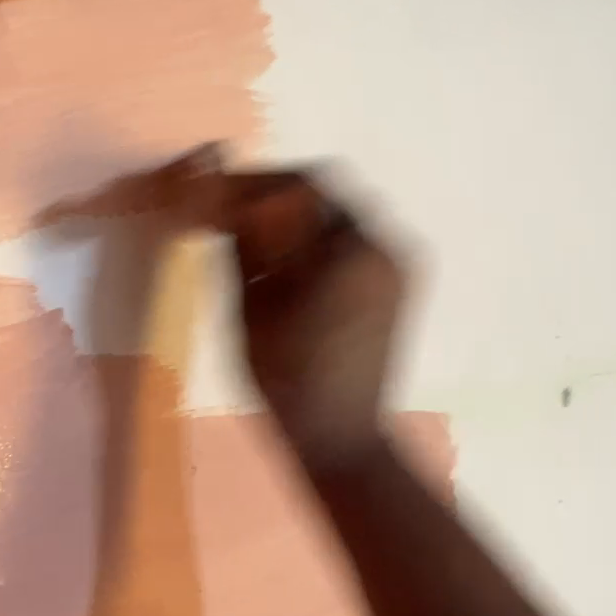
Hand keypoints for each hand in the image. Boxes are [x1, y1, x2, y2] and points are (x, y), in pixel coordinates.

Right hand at [214, 169, 405, 470]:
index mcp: (345, 251)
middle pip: (327, 193)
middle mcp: (383, 246)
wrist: (341, 434)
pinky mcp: (399, 285)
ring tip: (256, 244)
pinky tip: (289, 269)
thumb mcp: (248, 313)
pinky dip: (318, 241)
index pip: (300, 184)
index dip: (254, 181)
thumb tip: (224, 207)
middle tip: (231, 215)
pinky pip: (355, 243)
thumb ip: (242, 251)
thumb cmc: (284, 379)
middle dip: (276, 195)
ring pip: (341, 216)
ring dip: (297, 217)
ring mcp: (397, 266)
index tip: (216, 193)